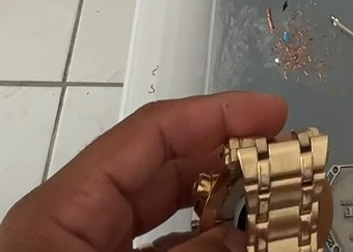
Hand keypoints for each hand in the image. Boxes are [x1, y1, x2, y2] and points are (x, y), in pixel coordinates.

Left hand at [0, 91, 288, 251]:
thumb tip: (247, 241)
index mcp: (65, 210)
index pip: (151, 133)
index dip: (217, 115)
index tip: (276, 115)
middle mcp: (75, 225)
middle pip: (163, 170)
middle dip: (227, 164)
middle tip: (287, 163)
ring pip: (167, 217)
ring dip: (221, 214)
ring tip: (276, 211)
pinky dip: (200, 250)